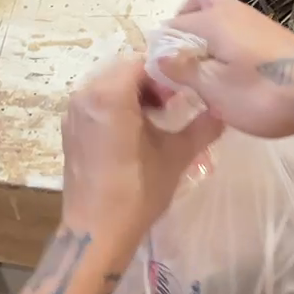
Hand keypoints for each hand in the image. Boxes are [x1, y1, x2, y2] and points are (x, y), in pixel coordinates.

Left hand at [61, 55, 222, 237]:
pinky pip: (97, 102)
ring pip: (109, 84)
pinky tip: (137, 131)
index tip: (187, 89)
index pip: (142, 61)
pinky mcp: (71, 129)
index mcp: (109, 94)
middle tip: (175, 103)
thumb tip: (223, 107)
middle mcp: (85, 94)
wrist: (97, 232)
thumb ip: (203, 126)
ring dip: (135, 93)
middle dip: (151, 81)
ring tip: (159, 117)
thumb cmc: (137, 191)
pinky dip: (118, 106)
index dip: (168, 70)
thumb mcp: (177, 155)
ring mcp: (73, 112)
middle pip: (124, 69)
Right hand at [160, 0, 293, 138]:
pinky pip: (241, 30)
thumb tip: (159, 56)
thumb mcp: (216, 90)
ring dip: (208, 35)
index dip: (162, 48)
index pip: (175, 24)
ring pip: (223, 15)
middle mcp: (236, 13)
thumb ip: (185, 71)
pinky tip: (233, 76)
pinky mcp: (276, 38)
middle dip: (186, 20)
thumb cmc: (266, 95)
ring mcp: (259, 23)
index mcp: (215, 20)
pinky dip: (228, 44)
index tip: (162, 76)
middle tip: (182, 55)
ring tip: (205, 72)